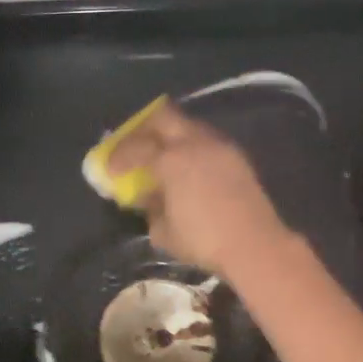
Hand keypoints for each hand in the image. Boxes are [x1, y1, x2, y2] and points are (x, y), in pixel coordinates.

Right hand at [105, 102, 297, 276]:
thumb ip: (150, 207)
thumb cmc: (202, 241)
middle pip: (163, 117)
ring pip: (187, 126)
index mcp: (172, 160)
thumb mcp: (163, 231)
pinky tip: (184, 169)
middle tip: (131, 147)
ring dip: (168, 136)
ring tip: (158, 157)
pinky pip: (204, 141)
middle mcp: (195, 143)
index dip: (118, 156)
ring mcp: (219, 146)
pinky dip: (188, 148)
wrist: (254, 244)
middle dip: (142, 129)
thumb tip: (148, 195)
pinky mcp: (235, 157)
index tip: (108, 168)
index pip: (137, 148)